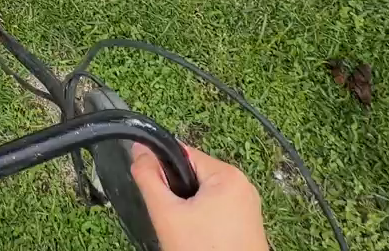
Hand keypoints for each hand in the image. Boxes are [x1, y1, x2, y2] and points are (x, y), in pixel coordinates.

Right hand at [130, 143, 268, 250]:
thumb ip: (148, 176)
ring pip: (202, 195)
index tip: (163, 200)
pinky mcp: (249, 226)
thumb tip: (138, 147)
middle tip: (174, 221)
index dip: (164, 173)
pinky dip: (203, 222)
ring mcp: (248, 208)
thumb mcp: (166, 214)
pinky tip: (199, 241)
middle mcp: (243, 186)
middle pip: (192, 175)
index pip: (181, 155)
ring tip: (187, 234)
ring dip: (189, 210)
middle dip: (178, 195)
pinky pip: (216, 211)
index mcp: (228, 175)